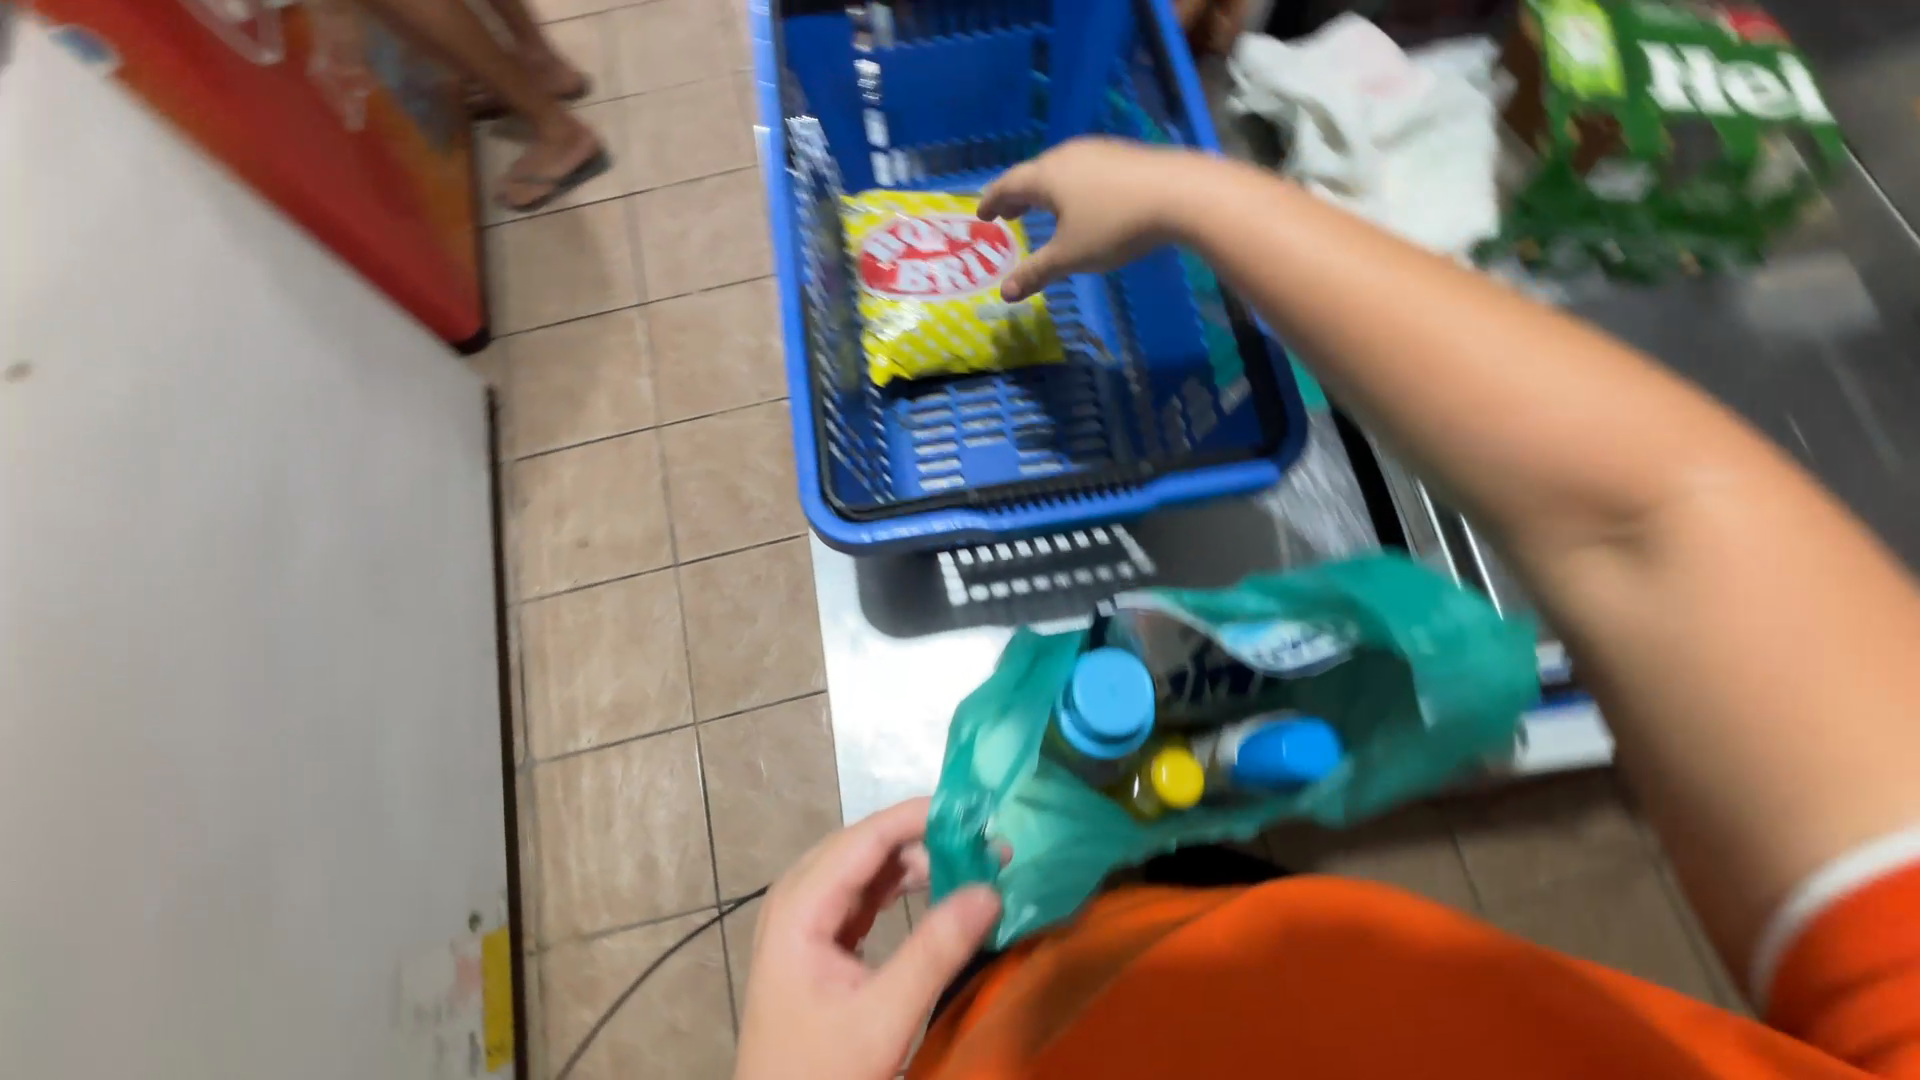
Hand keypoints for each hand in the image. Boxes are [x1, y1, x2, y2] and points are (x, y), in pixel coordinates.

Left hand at [734, 798, 1001, 1079]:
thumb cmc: (823, 1070)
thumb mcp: (884, 1016)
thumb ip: (936, 952)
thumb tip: (991, 890)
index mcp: (800, 905)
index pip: (865, 836)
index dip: (919, 817)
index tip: (974, 814)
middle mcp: (797, 895)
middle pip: (866, 844)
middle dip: (924, 836)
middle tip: (982, 843)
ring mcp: (805, 914)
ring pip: (867, 864)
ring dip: (917, 860)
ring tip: (971, 864)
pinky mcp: (819, 933)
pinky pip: (864, 889)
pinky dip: (903, 884)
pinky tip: (937, 887)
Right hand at [976, 138, 1200, 300]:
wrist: (1180, 194)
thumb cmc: (1114, 226)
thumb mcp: (1070, 256)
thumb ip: (1037, 272)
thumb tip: (1005, 293)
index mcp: (1047, 176)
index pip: (1008, 184)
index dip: (992, 201)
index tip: (982, 214)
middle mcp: (1068, 155)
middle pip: (1034, 174)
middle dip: (1019, 195)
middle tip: (1010, 213)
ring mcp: (1099, 151)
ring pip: (1061, 170)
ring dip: (1046, 191)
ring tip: (1045, 209)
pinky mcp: (1124, 156)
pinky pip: (1085, 171)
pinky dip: (1072, 187)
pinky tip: (1084, 202)